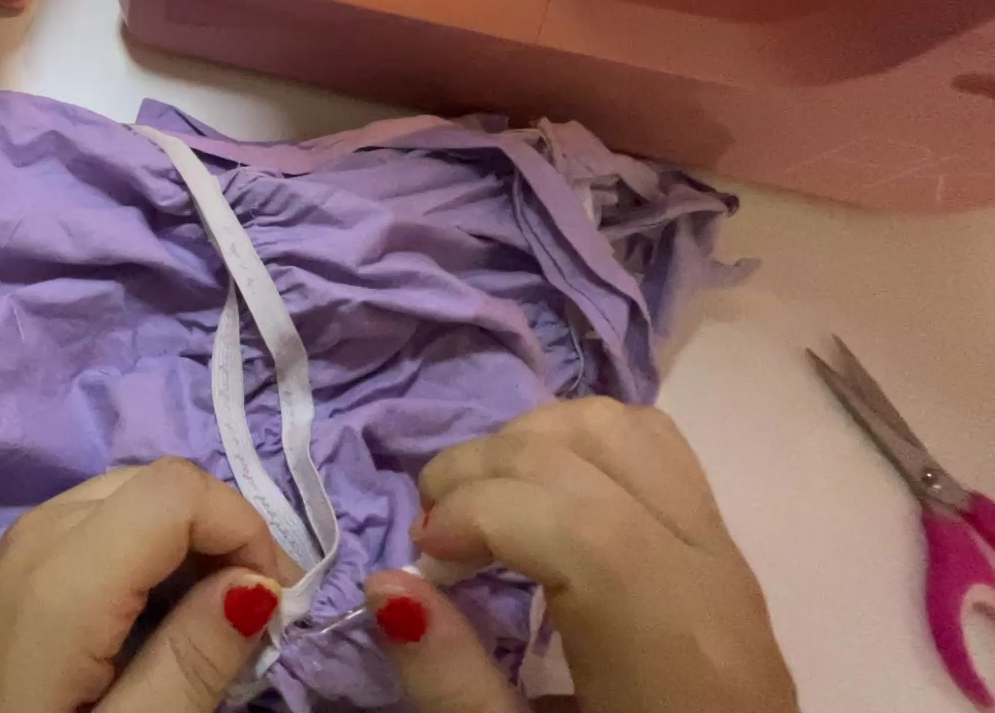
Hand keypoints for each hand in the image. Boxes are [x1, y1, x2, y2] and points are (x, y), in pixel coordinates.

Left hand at [0, 458, 301, 712]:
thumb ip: (194, 657)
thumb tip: (260, 583)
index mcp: (67, 569)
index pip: (178, 487)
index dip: (242, 526)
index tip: (278, 599)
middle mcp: (43, 527)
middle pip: (156, 480)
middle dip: (220, 528)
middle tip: (257, 609)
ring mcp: (24, 535)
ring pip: (130, 493)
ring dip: (187, 536)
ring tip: (215, 612)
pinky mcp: (18, 555)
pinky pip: (100, 517)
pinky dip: (148, 542)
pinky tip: (158, 605)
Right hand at [363, 398, 797, 712]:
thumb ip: (450, 682)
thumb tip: (385, 581)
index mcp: (673, 647)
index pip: (581, 526)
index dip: (477, 515)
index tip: (423, 561)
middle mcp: (710, 577)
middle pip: (574, 454)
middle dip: (474, 472)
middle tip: (439, 536)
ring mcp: (719, 545)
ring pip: (608, 424)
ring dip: (520, 443)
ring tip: (487, 502)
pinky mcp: (713, 534)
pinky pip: (642, 436)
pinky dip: (569, 440)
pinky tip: (538, 492)